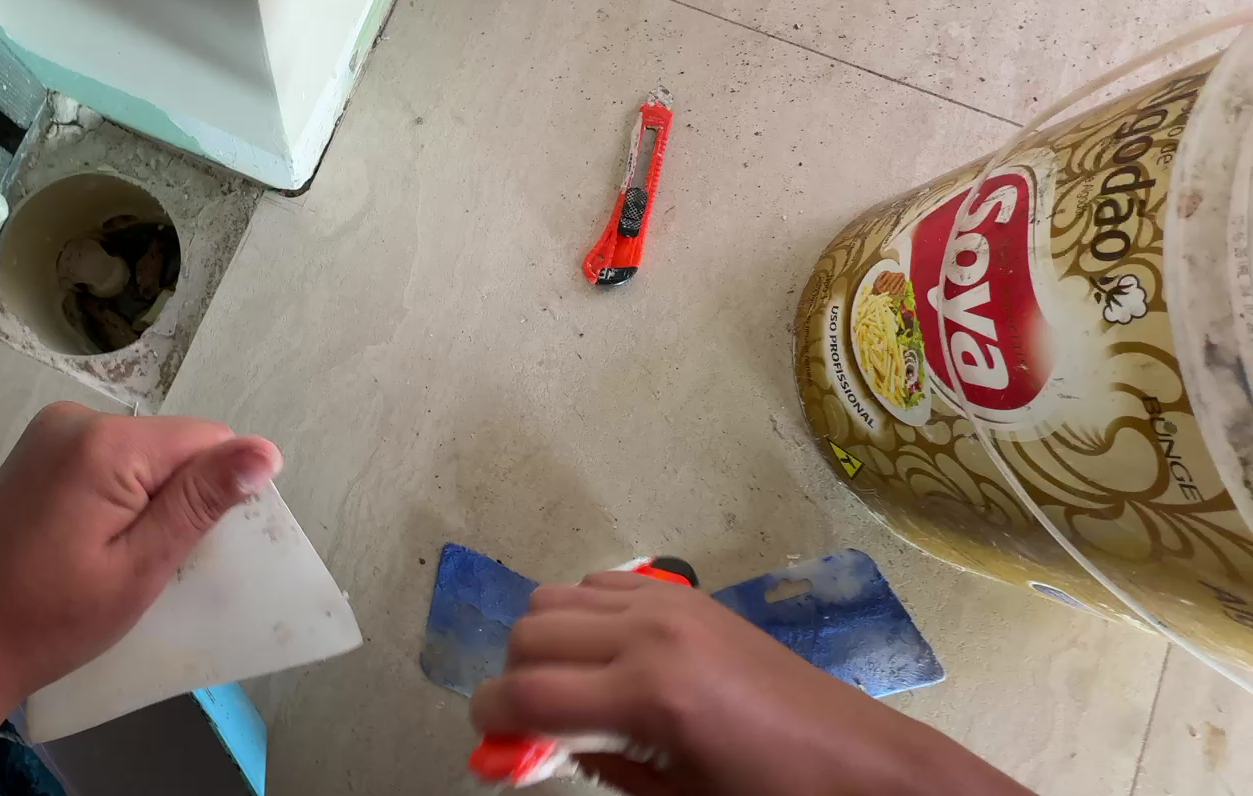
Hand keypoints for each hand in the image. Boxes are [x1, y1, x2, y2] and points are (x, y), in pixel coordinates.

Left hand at [0, 404, 280, 795]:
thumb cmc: (48, 619)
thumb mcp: (138, 568)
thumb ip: (200, 501)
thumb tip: (266, 451)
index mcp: (105, 441)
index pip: (206, 439)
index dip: (218, 490)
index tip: (198, 546)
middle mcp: (77, 418)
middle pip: (172, 444)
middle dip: (181, 496)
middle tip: (150, 562)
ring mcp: (50, 431)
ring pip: (143, 452)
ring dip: (151, 497)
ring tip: (116, 557)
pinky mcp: (37, 451)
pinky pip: (108, 458)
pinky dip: (120, 493)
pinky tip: (92, 540)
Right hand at [470, 572, 1030, 795]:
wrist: (866, 767)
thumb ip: (595, 763)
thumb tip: (535, 741)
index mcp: (650, 697)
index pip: (531, 693)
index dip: (493, 715)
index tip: (486, 732)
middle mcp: (646, 632)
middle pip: (530, 634)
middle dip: (513, 678)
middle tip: (530, 717)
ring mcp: (662, 601)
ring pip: (554, 600)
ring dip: (543, 642)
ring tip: (570, 682)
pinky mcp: (677, 590)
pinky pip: (595, 584)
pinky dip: (580, 615)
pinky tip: (607, 652)